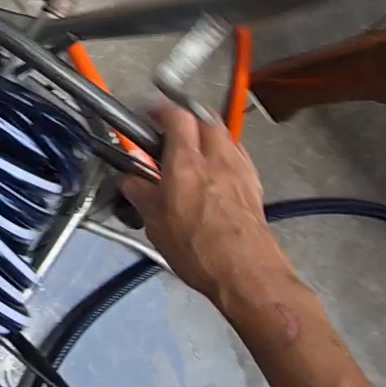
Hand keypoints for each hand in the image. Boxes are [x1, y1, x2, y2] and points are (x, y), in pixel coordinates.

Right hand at [119, 107, 296, 305]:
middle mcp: (216, 159)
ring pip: (226, 134)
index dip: (161, 109)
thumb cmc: (196, 248)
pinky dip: (225, 152)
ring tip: (195, 146)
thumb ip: (140, 194)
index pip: (176, 117)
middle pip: (206, 118)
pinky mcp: (256, 188)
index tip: (150, 114)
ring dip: (208, 132)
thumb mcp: (155, 223)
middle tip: (173, 126)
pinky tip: (218, 169)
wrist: (248, 276)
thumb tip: (129, 181)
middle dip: (188, 115)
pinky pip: (239, 156)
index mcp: (185, 162)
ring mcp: (240, 171)